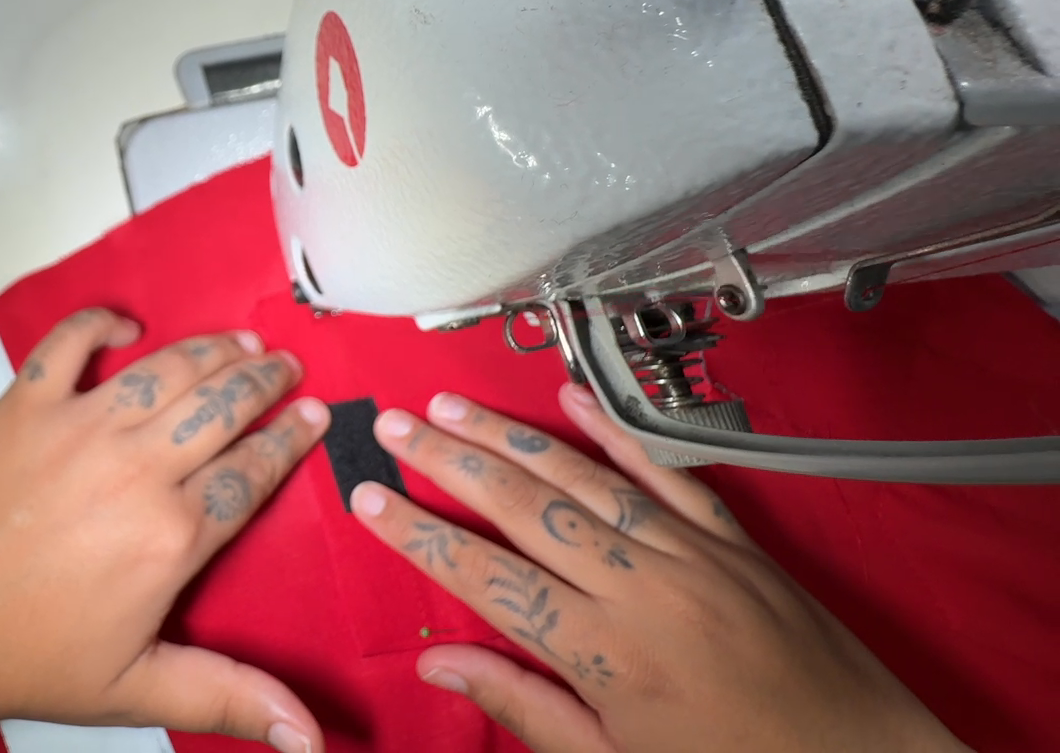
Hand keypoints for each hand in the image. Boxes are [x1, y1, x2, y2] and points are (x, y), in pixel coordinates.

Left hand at [0, 308, 331, 751]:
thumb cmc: (32, 657)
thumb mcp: (136, 691)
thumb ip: (229, 697)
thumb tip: (313, 742)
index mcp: (169, 534)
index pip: (252, 472)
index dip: (291, 440)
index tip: (316, 414)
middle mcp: (134, 467)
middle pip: (221, 407)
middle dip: (264, 381)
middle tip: (287, 364)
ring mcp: (77, 425)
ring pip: (164, 369)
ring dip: (210, 349)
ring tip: (240, 341)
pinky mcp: (25, 403)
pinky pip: (67, 343)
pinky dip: (97, 322)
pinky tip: (124, 322)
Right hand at [349, 383, 968, 752]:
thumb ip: (524, 708)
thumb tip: (437, 663)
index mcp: (611, 656)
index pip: (485, 579)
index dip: (417, 535)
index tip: (366, 497)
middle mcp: (644, 590)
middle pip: (522, 508)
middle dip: (445, 461)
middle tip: (392, 424)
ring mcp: (692, 556)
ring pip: (578, 477)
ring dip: (504, 436)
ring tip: (447, 405)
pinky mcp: (735, 542)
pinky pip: (664, 473)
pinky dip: (612, 430)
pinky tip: (566, 395)